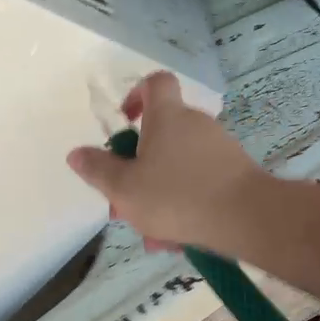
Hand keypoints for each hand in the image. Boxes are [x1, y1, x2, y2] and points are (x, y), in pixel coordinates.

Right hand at [66, 72, 267, 250]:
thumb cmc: (175, 194)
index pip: (156, 82)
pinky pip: (194, 178)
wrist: (241, 212)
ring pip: (174, 165)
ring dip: (156, 195)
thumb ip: (98, 169)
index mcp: (169, 116)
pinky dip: (180, 203)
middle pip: (159, 134)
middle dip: (137, 169)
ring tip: (151, 234)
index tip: (123, 122)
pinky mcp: (229, 164)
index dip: (136, 94)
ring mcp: (215, 142)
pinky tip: (174, 237)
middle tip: (124, 204)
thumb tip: (78, 152)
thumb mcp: (123, 187)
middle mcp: (195, 121)